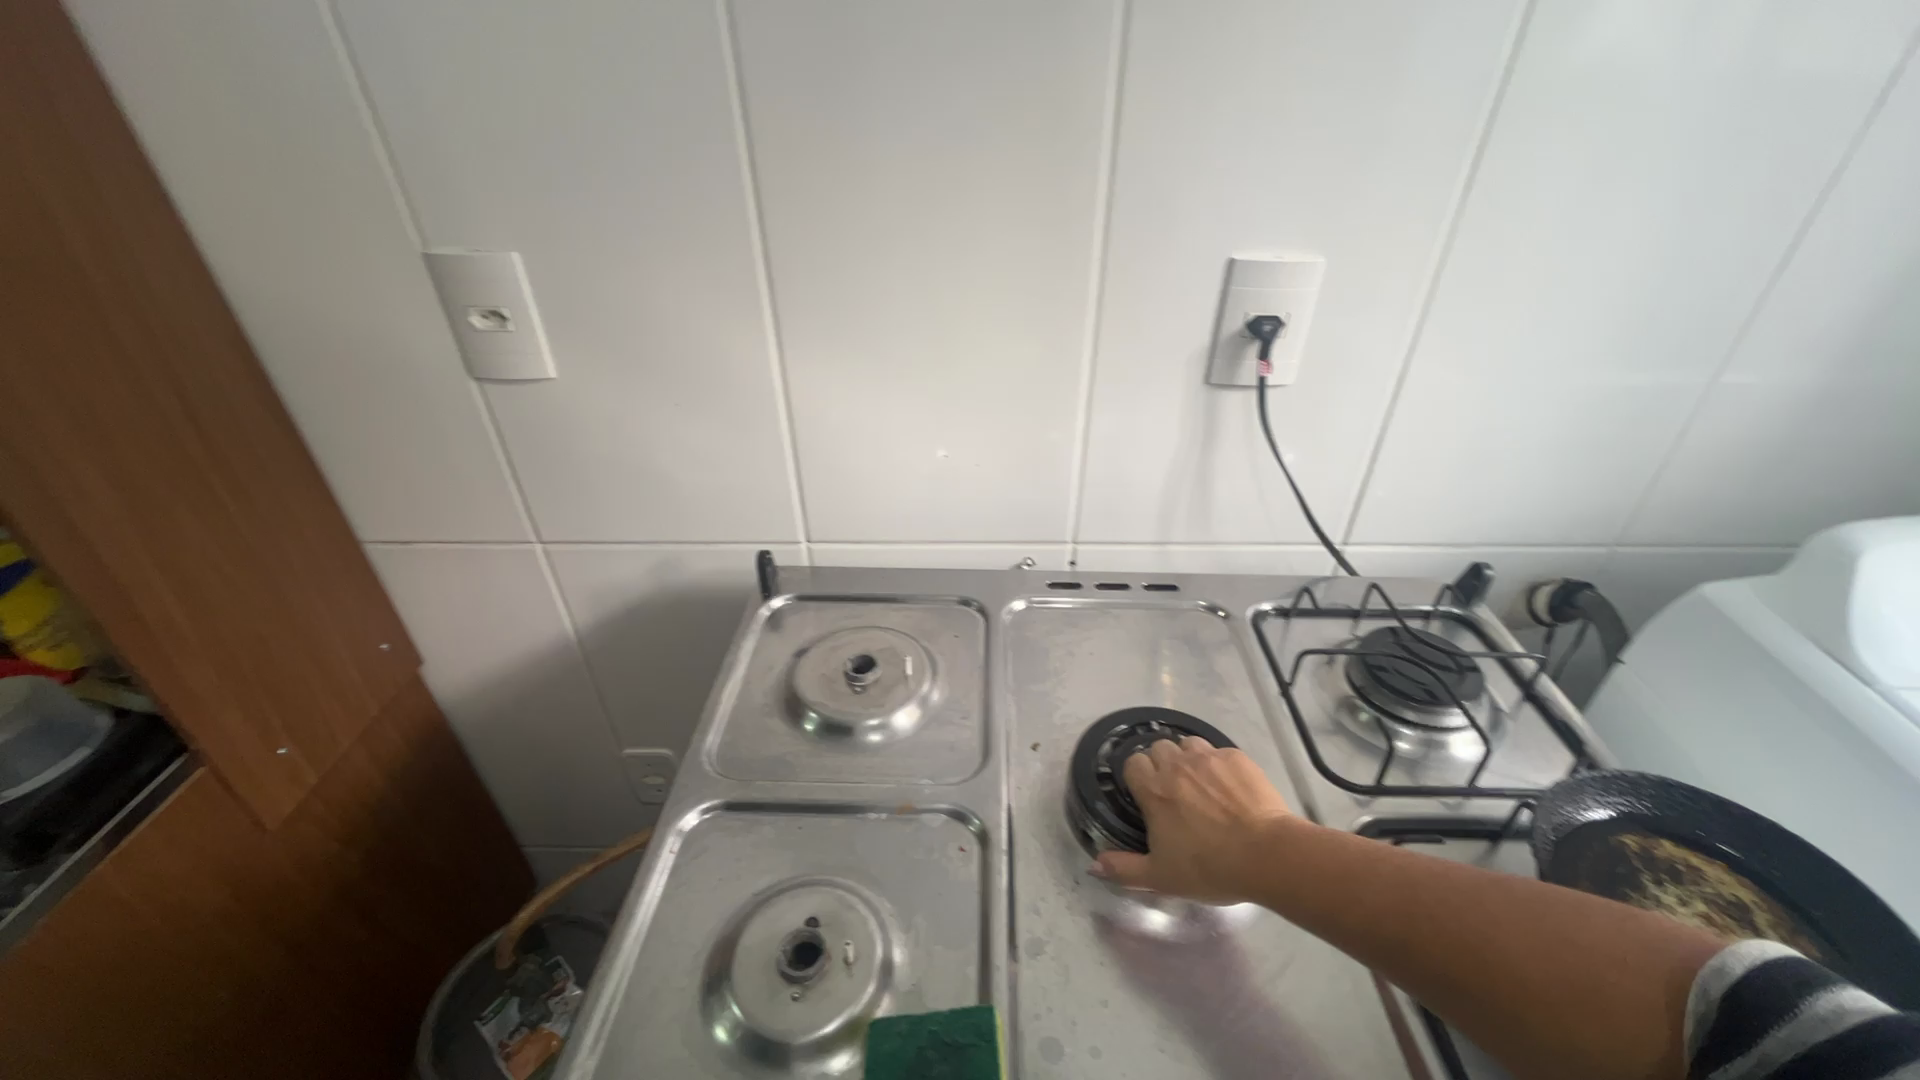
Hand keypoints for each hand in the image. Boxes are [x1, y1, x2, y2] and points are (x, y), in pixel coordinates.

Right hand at [1091, 736, 1295, 902]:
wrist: (1268, 855)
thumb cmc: (1210, 867)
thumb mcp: (1161, 878)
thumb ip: (1124, 870)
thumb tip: (1094, 865)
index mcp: (1154, 790)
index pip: (1133, 763)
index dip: (1138, 777)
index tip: (1147, 796)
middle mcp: (1177, 766)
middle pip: (1159, 748)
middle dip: (1162, 765)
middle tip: (1174, 792)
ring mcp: (1209, 758)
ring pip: (1188, 744)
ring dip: (1189, 759)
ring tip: (1201, 784)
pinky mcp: (1238, 758)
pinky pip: (1219, 751)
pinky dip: (1219, 764)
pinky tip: (1230, 787)